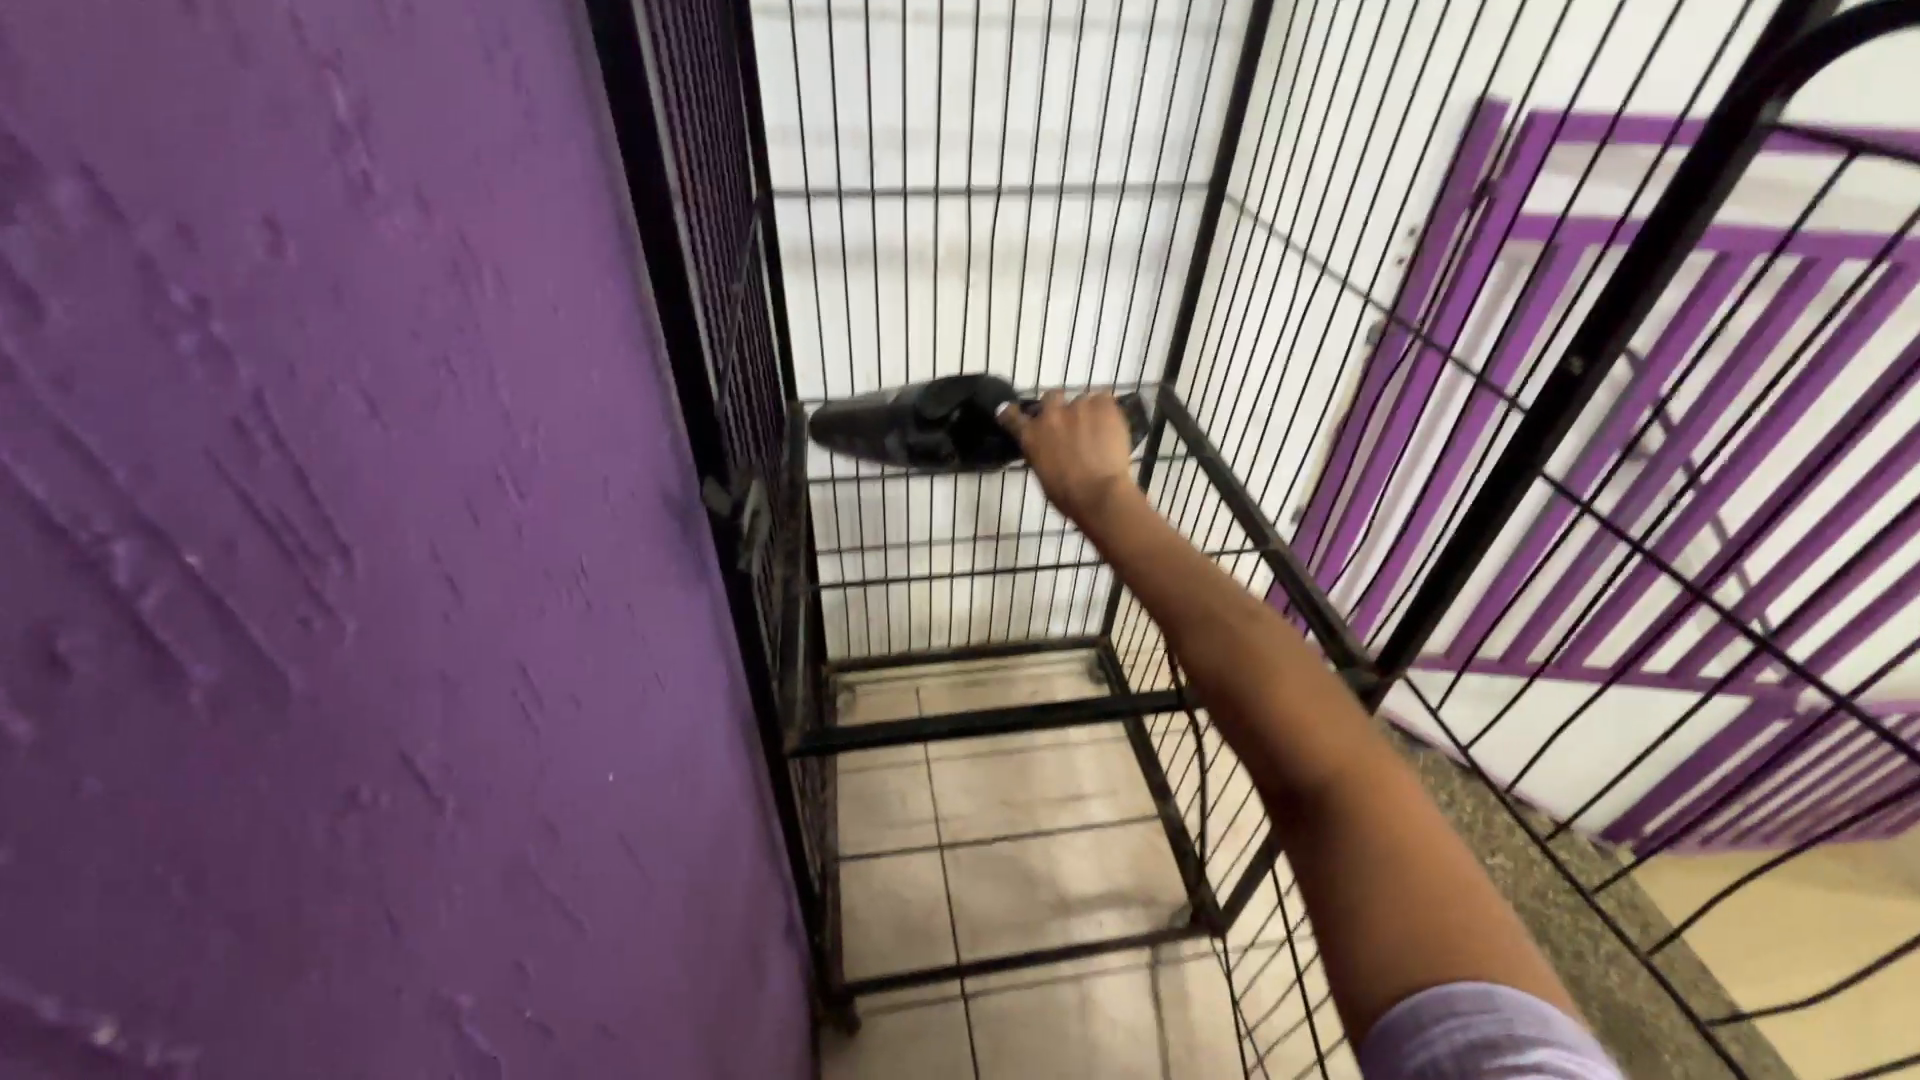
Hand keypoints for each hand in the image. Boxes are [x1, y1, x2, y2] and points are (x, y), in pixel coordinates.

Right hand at [997, 391, 1139, 525]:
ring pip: (1081, 401)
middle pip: (1051, 397)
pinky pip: (1103, 400)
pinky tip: (1111, 427)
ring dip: (1085, 413)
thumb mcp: (1042, 473)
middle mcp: (1050, 415)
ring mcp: (1077, 406)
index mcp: (1030, 435)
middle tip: (1070, 423)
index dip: (1013, 413)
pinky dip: (1106, 412)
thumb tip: (1048, 448)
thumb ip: (1041, 452)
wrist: (1099, 493)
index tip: (1015, 412)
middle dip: (1058, 407)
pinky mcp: (1102, 405)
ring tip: (1097, 431)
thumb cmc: (1067, 495)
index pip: (1011, 415)